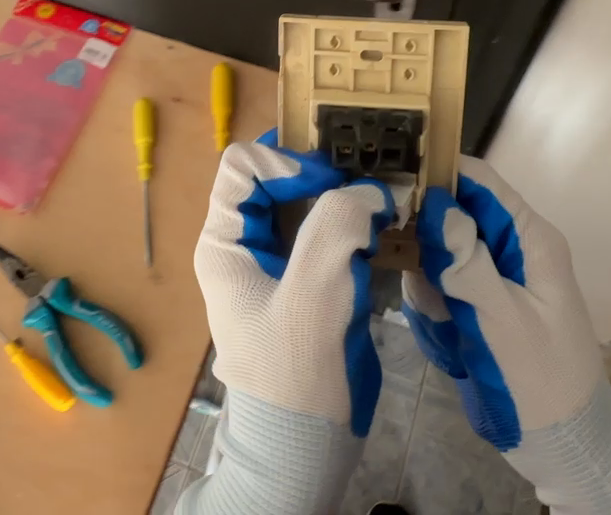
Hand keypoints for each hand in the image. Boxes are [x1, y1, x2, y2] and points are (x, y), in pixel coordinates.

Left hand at [181, 132, 394, 514]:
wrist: (304, 448)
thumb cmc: (296, 374)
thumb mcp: (313, 296)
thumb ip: (336, 229)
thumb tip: (366, 190)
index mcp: (228, 243)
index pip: (244, 167)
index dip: (286, 162)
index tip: (331, 183)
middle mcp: (248, 244)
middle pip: (277, 178)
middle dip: (322, 173)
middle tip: (367, 181)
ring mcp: (279, 263)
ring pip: (306, 203)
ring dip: (343, 197)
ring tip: (383, 202)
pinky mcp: (308, 281)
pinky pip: (328, 234)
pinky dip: (355, 225)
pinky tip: (383, 234)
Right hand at [404, 156, 610, 514]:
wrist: (563, 449)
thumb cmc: (538, 380)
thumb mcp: (500, 319)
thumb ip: (464, 260)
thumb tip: (433, 201)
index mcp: (529, 238)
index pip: (478, 181)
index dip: (435, 176)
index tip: (391, 192)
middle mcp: (511, 246)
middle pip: (450, 213)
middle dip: (427, 246)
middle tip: (424, 287)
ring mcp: (494, 274)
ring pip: (438, 252)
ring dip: (428, 284)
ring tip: (443, 323)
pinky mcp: (479, 300)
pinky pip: (440, 285)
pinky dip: (433, 307)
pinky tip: (445, 335)